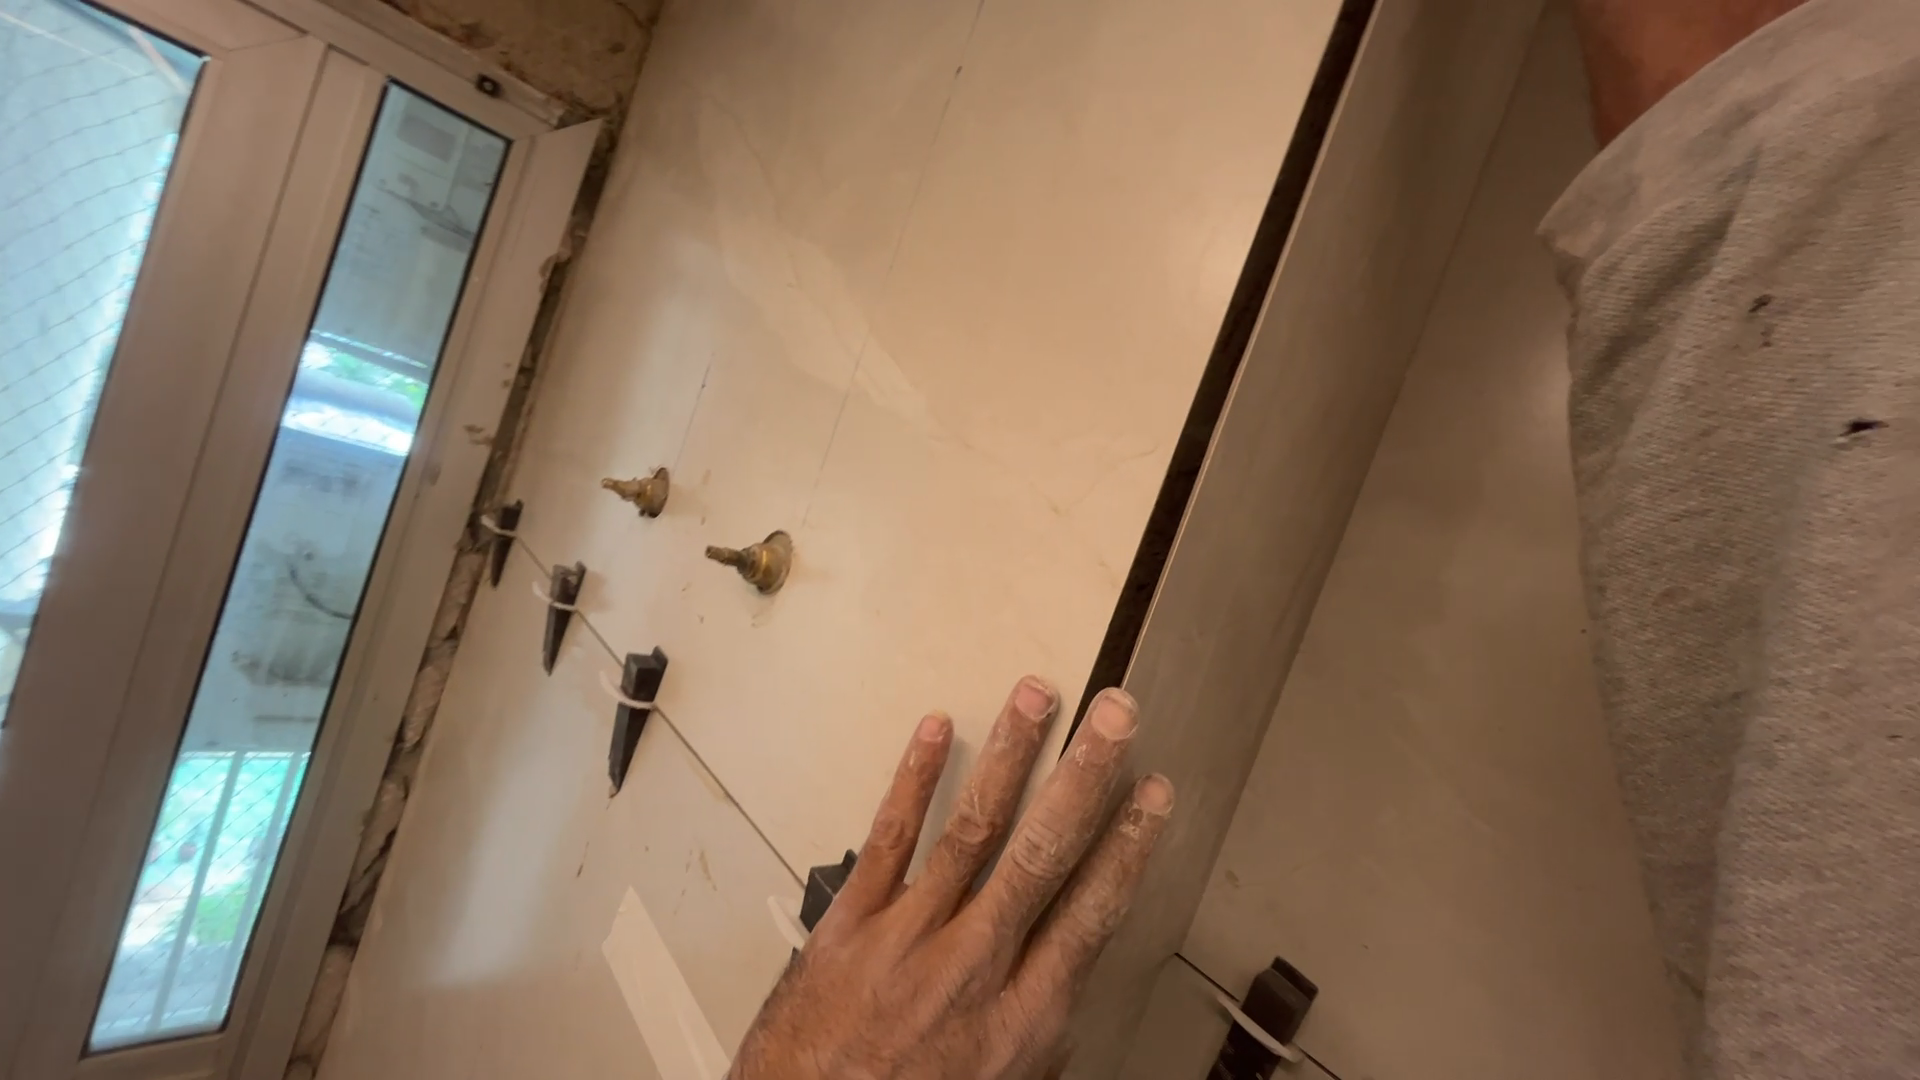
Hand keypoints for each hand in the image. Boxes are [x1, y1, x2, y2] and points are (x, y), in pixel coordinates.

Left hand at [729, 678, 1173, 1079]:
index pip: (1091, 911)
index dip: (1128, 845)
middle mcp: (972, 965)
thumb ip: (1041, 1023)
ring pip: (972, 828)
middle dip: (1083, 776)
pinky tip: (935, 729)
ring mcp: (909, 934)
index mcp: (1019, 1017)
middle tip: (1112, 716)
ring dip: (1010, 755)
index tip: (1153, 791)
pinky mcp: (852, 920)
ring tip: (1035, 696)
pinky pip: (888, 836)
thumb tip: (1069, 963)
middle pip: (1042, 853)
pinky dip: (913, 779)